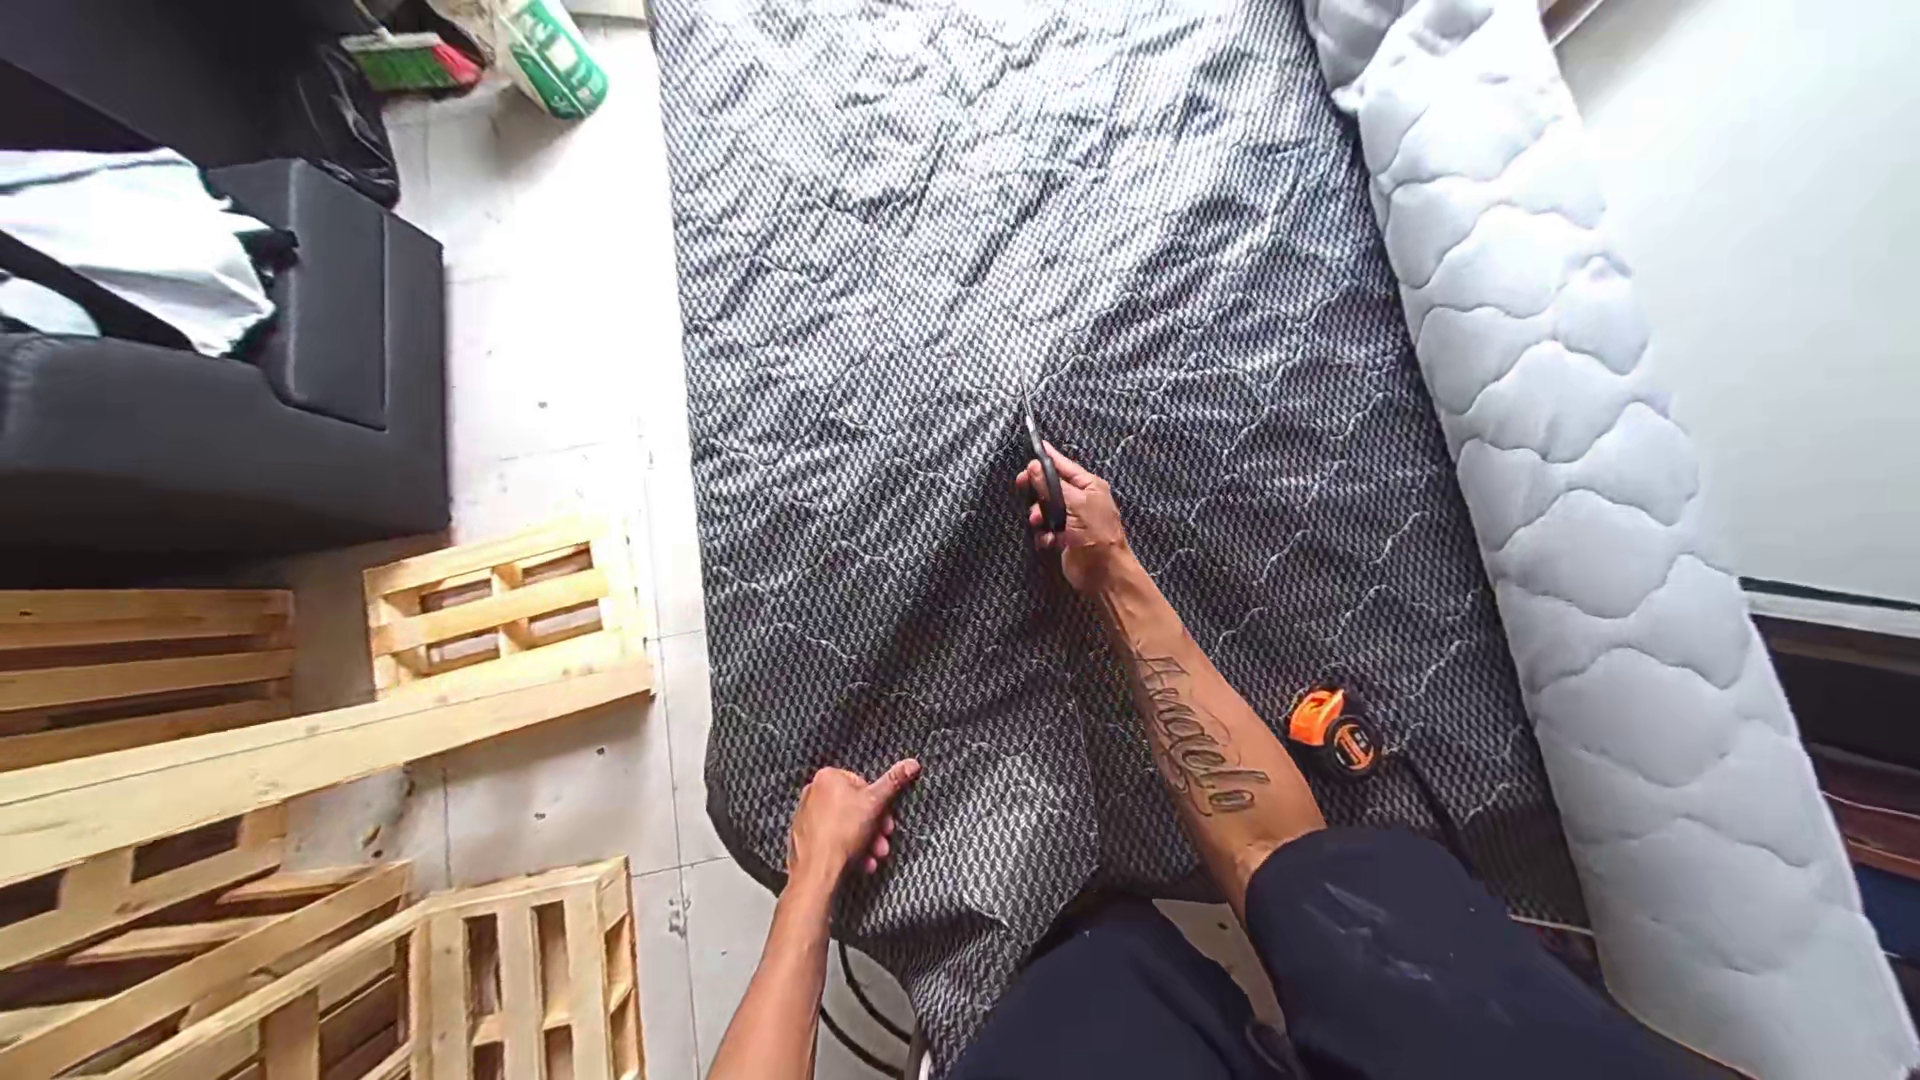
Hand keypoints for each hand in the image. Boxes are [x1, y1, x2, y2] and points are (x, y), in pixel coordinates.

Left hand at [787, 759, 920, 885]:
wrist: (816, 871)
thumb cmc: (844, 831)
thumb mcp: (876, 803)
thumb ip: (894, 781)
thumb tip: (912, 763)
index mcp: (827, 777)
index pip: (861, 783)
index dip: (878, 803)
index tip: (886, 821)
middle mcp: (812, 792)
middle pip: (853, 806)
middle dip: (873, 826)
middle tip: (883, 840)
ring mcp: (805, 816)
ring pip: (844, 824)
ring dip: (864, 840)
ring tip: (873, 856)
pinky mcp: (802, 838)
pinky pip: (831, 838)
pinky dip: (846, 847)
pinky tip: (860, 861)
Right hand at [1016, 444, 1131, 592]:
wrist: (1103, 572)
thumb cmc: (1095, 534)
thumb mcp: (1075, 504)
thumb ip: (1052, 485)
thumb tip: (1035, 465)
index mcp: (1089, 486)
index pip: (1064, 466)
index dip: (1048, 458)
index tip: (1033, 447)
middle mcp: (1081, 500)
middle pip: (1051, 487)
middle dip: (1038, 490)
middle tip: (1022, 485)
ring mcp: (1072, 519)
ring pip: (1046, 508)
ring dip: (1039, 515)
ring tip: (1037, 523)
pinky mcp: (1065, 537)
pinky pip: (1047, 529)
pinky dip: (1044, 534)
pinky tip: (1048, 540)